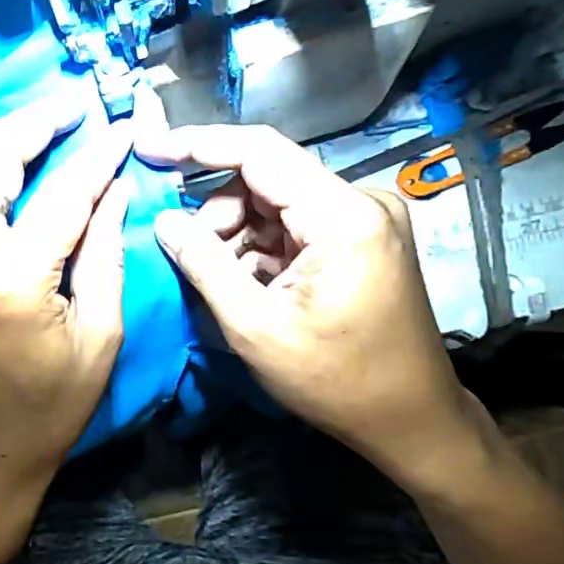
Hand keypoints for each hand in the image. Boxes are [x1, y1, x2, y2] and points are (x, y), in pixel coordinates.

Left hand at [0, 91, 143, 563]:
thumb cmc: (52, 407)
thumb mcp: (101, 336)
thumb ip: (104, 253)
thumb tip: (114, 188)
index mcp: (12, 281)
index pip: (63, 192)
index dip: (98, 155)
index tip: (122, 128)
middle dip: (34, 123)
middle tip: (70, 110)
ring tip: (22, 132)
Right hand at [136, 124, 483, 488]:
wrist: (409, 418)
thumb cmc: (335, 382)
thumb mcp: (256, 327)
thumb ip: (205, 265)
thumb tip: (164, 220)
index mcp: (343, 217)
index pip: (262, 152)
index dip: (201, 145)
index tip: (153, 150)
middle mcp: (362, 203)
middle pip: (271, 178)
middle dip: (220, 209)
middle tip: (190, 252)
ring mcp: (367, 220)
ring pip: (282, 203)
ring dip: (241, 233)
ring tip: (222, 278)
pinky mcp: (365, 239)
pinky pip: (300, 225)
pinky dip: (267, 247)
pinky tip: (250, 281)